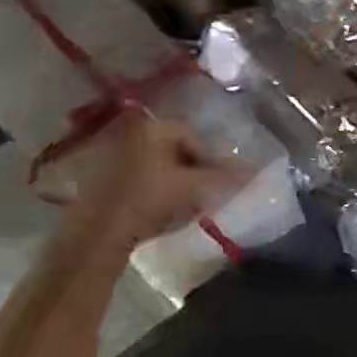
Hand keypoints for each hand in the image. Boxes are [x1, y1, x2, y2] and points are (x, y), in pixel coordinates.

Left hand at [64, 109, 249, 250]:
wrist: (101, 229)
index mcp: (152, 128)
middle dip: (195, 169)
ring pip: (159, 161)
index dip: (212, 160)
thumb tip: (254, 171)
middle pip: (176, 148)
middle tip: (205, 193)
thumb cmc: (151, 200)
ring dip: (177, 179)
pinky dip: (157, 185)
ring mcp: (113, 150)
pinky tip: (163, 206)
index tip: (219, 184)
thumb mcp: (194, 187)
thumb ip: (226, 177)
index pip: (194, 137)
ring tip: (187, 203)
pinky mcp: (102, 171)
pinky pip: (141, 173)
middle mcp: (130, 131)